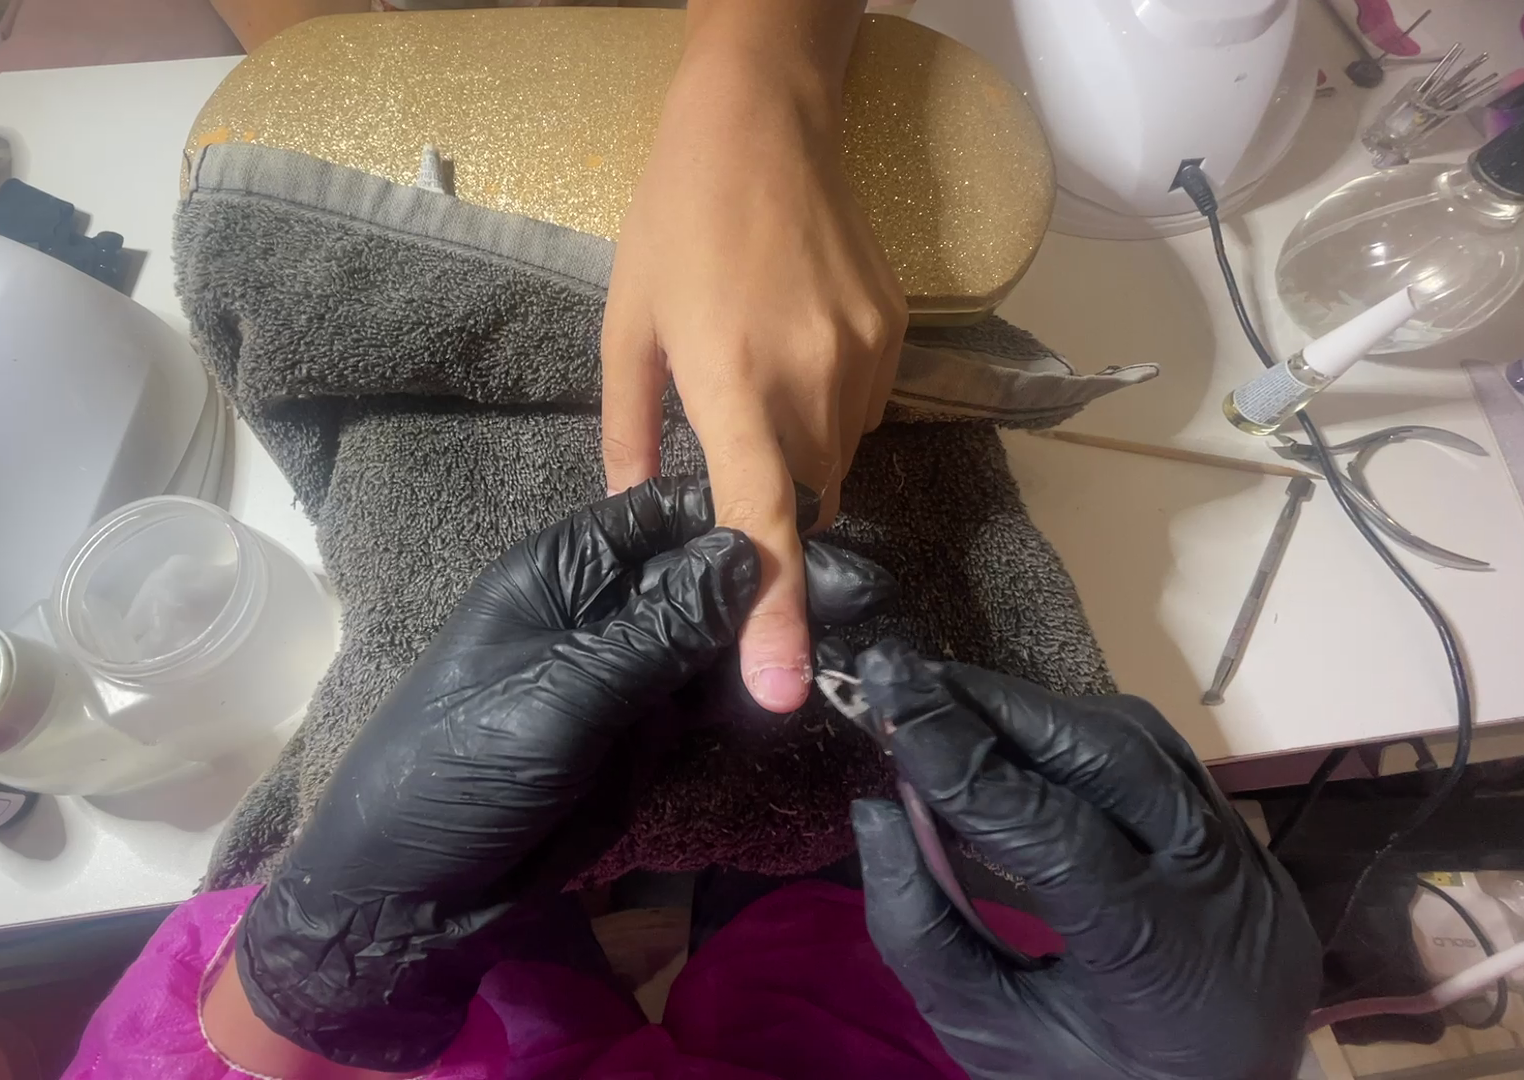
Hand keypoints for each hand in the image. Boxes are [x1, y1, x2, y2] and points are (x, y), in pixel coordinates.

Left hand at [233, 479, 891, 1071]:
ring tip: (857, 637)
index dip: (738, 513)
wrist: (421, 883)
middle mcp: (605, 602)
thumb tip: (747, 552)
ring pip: (715, 636)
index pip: (665, 514)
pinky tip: (797, 694)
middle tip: (866, 590)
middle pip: (703, 575)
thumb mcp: (562, 693)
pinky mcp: (646, 722)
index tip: (817, 519)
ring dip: (774, 640)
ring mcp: (630, 664)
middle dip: (774, 582)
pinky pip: (709, 693)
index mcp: (566, 567)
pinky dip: (749, 694)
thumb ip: (657, 630)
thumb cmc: (464, 764)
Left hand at [601, 0, 904, 714]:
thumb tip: (637, 507)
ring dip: (794, 461)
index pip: (762, 517)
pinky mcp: (897, 341)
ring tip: (754, 395)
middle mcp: (816, 385)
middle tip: (728, 472)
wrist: (763, 124)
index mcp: (734, 383)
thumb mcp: (626, 330)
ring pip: (836, 464)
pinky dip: (822, 421)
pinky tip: (790, 366)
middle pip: (805, 503)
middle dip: (770, 515)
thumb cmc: (675, 223)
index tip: (777, 685)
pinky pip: (859, 419)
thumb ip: (629, 430)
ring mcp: (869, 363)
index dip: (771, 609)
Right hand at [848, 643, 1321, 1079]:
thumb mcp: (976, 1027)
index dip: (963, 763)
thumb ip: (914, 923)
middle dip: (994, 706)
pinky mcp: (1237, 833)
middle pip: (1109, 759)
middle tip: (904, 678)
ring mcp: (1245, 857)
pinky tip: (1011, 734)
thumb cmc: (1078, 1079)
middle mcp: (1226, 896)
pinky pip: (1149, 747)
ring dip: (1029, 708)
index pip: (1055, 835)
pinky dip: (1066, 725)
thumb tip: (876, 804)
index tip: (885, 704)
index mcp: (1163, 968)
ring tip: (945, 701)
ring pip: (1135, 737)